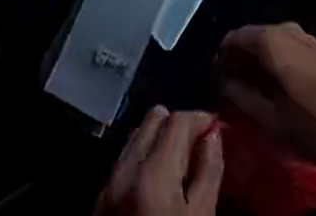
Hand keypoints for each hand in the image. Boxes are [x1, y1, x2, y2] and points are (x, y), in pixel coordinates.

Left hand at [95, 106, 223, 215]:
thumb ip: (209, 171)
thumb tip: (212, 136)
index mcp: (152, 174)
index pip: (178, 119)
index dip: (200, 118)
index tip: (214, 128)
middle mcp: (125, 170)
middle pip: (154, 117)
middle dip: (178, 124)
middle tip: (197, 145)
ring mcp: (109, 184)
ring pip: (137, 136)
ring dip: (160, 138)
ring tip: (179, 164)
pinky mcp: (101, 198)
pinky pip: (125, 160)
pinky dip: (144, 158)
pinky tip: (159, 180)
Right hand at [218, 23, 315, 168]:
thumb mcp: (276, 122)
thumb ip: (245, 98)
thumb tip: (226, 81)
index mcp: (274, 41)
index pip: (235, 36)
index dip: (222, 56)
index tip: (215, 79)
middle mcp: (289, 30)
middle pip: (253, 36)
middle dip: (239, 58)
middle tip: (230, 89)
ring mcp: (308, 38)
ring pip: (271, 41)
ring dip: (257, 61)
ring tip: (252, 92)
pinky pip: (287, 47)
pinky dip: (275, 62)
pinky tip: (277, 89)